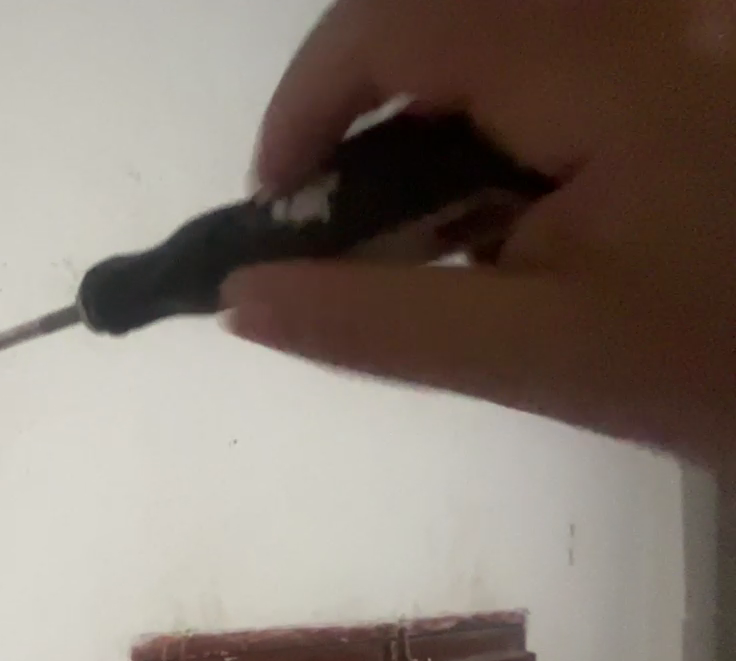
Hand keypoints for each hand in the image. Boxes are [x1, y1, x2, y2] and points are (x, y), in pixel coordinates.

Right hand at [224, 0, 735, 459]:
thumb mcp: (539, 360)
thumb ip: (372, 326)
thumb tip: (236, 297)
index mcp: (632, 63)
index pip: (403, 19)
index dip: (306, 100)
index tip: (279, 196)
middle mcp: (671, 3)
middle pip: (440, 1)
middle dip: (359, 91)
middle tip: (345, 196)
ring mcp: (689, 12)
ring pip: (490, 15)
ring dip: (425, 94)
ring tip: (438, 204)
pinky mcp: (696, 32)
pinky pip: (552, 30)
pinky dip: (491, 90)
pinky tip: (514, 178)